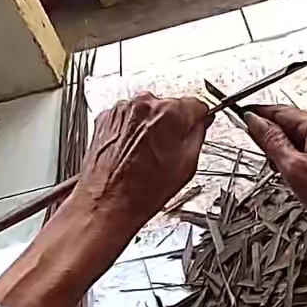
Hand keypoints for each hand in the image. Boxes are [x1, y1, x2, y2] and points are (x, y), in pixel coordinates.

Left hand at [65, 92, 209, 234]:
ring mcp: (122, 110)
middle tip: (171, 149)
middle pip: (169, 106)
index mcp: (170, 113)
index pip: (196, 104)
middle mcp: (144, 105)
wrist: (107, 202)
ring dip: (151, 127)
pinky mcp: (106, 117)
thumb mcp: (187, 165)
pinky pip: (128, 118)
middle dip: (173, 124)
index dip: (199, 118)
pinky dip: (132, 131)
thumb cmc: (142, 189)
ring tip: (148, 155)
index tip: (197, 126)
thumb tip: (200, 124)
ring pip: (147, 112)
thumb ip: (198, 135)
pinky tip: (133, 153)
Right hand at [243, 104, 306, 251]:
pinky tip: (300, 180)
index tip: (242, 118)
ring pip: (302, 139)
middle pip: (292, 124)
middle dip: (274, 139)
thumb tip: (254, 121)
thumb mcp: (294, 171)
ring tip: (286, 176)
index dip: (259, 115)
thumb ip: (272, 142)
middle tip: (266, 160)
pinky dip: (301, 161)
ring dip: (287, 153)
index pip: (282, 112)